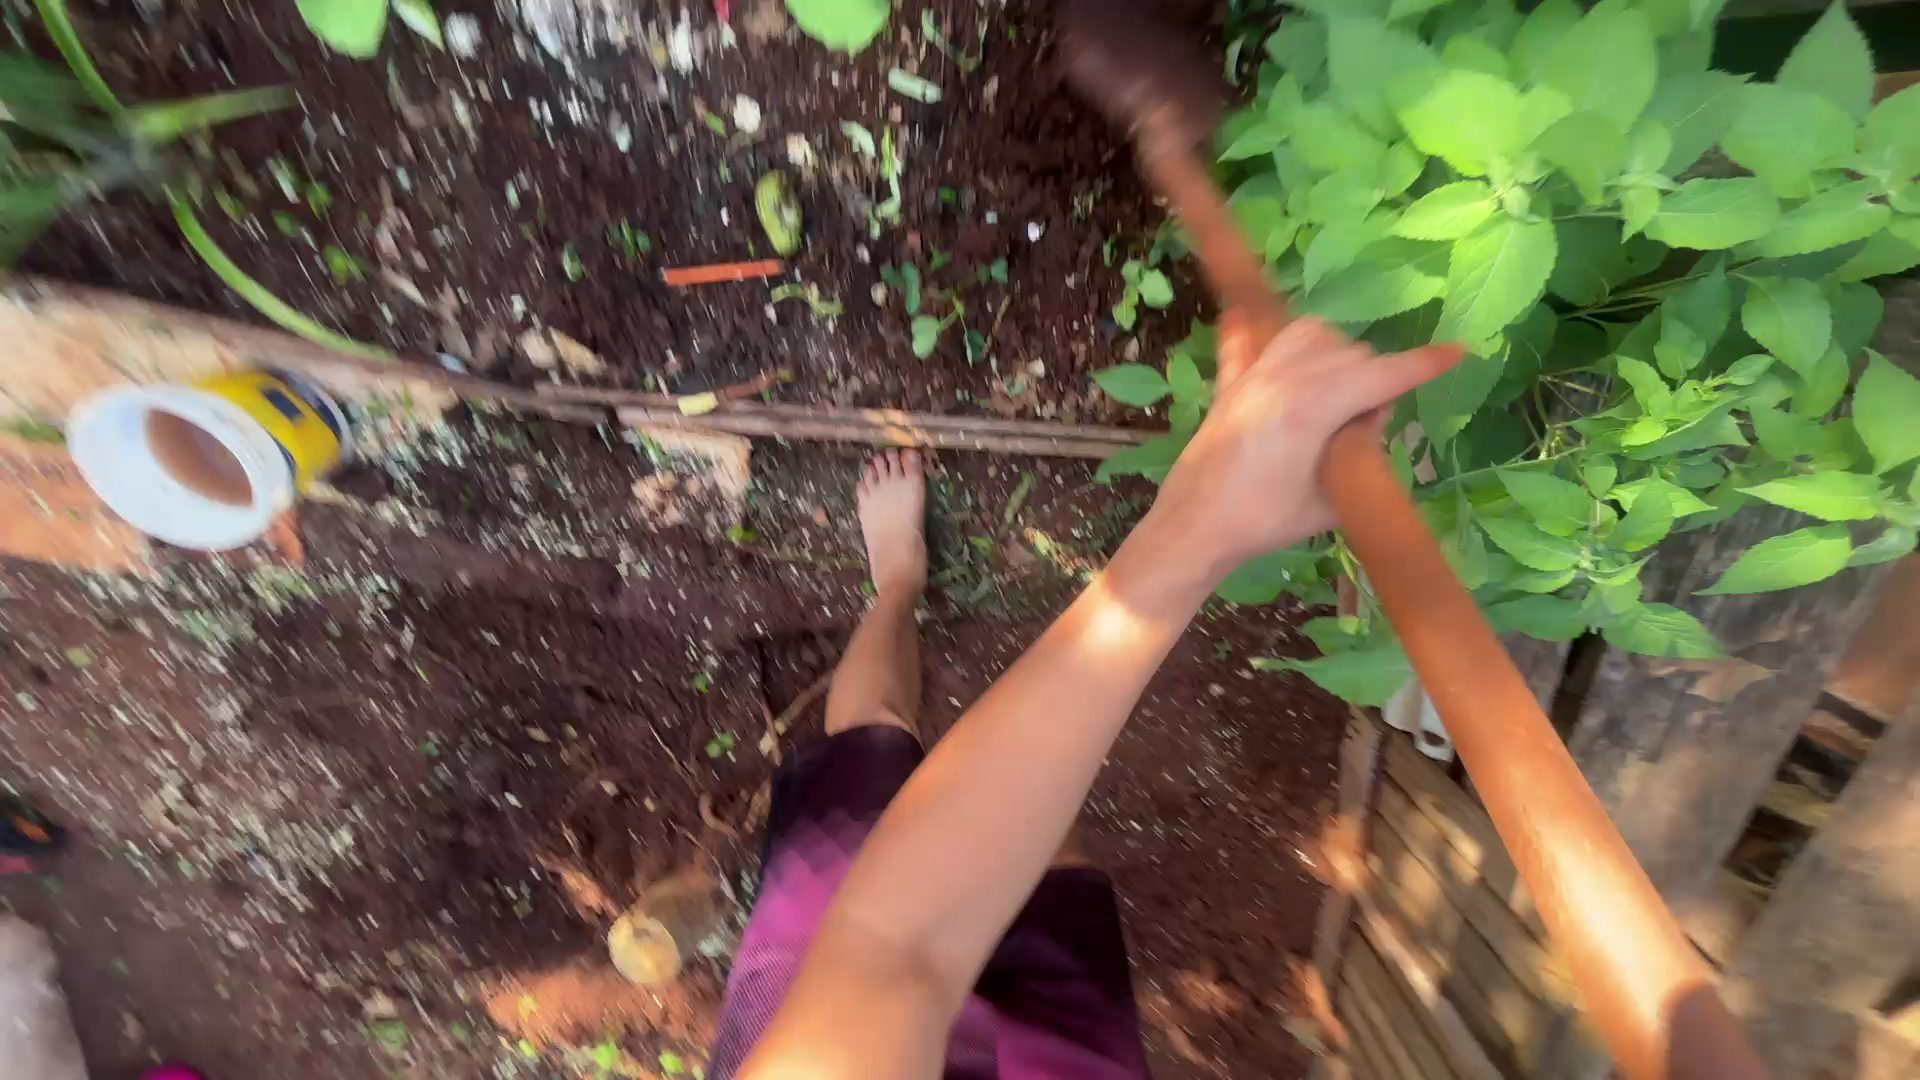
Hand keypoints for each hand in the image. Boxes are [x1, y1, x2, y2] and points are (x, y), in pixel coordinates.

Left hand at [1141, 317, 1461, 577]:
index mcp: (1311, 407)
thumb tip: (1371, 417)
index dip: (1424, 365)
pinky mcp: (1227, 385)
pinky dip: (1257, 328)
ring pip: (1309, 334)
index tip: (1457, 353)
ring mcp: (1250, 376)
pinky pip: (1246, 340)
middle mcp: (1281, 378)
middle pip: (1351, 353)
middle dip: (1374, 377)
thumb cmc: (1262, 522)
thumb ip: (1362, 453)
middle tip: (1365, 424)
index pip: (1382, 374)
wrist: (1193, 527)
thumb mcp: (1330, 501)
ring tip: (1335, 390)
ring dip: (1334, 351)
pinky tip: (1249, 315)